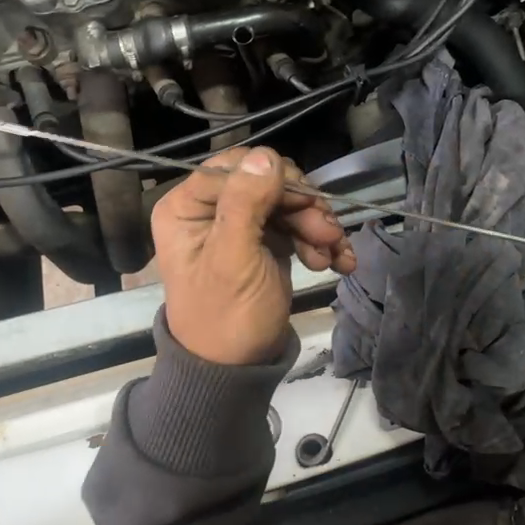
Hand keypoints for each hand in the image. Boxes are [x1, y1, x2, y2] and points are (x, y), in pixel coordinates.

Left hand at [151, 147, 356, 365]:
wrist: (236, 370)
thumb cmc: (225, 316)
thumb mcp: (232, 259)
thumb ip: (245, 204)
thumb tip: (265, 154)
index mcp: (187, 206)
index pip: (238, 167)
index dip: (276, 180)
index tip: (308, 204)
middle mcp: (212, 207)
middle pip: (269, 181)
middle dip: (304, 207)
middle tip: (329, 235)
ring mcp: (241, 222)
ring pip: (289, 200)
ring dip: (318, 225)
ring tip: (335, 255)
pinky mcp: (266, 239)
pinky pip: (298, 222)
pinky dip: (320, 239)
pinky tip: (336, 261)